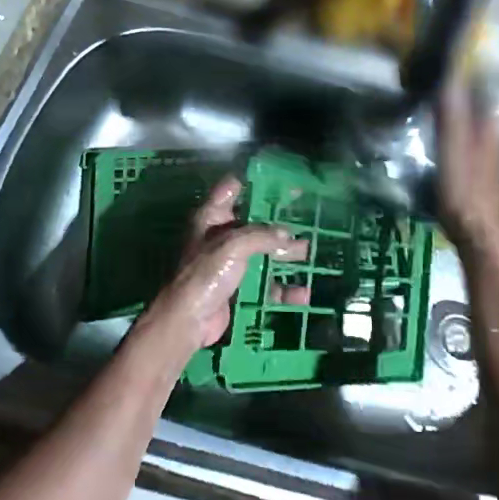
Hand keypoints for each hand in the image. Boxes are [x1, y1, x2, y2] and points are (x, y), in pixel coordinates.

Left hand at [138, 176, 309, 354]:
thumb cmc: (206, 274)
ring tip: (309, 253)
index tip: (284, 179)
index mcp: (212, 217)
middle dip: (279, 222)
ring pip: (263, 253)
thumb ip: (262, 236)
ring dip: (285, 254)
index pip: (232, 187)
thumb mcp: (233, 246)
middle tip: (306, 216)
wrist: (189, 321)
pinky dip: (283, 288)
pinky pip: (265, 284)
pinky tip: (303, 293)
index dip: (256, 180)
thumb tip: (287, 234)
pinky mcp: (238, 287)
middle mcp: (220, 236)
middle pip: (254, 221)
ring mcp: (229, 263)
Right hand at [436, 74, 498, 245]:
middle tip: (430, 76)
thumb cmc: (463, 188)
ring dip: (456, 107)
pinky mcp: (480, 167)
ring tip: (429, 99)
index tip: (444, 56)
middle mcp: (493, 133)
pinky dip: (453, 127)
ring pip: (472, 119)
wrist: (477, 232)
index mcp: (488, 124)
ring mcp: (489, 152)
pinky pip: (467, 136)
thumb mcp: (451, 147)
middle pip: (477, 101)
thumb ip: (452, 111)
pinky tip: (437, 132)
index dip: (464, 70)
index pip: (480, 85)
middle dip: (459, 87)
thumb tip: (453, 72)